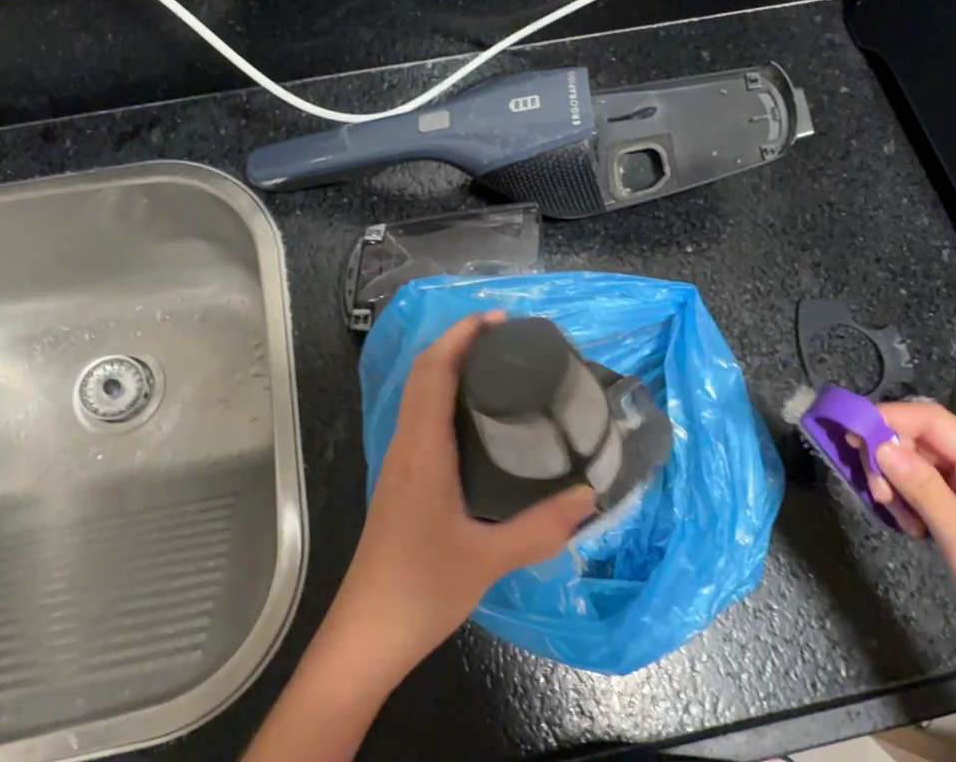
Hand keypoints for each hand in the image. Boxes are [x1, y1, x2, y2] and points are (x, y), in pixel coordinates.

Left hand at [323, 311, 595, 683]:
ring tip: (500, 367)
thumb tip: (589, 496)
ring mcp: (399, 466)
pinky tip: (479, 422)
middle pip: (424, 376)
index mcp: (422, 452)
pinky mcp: (402, 484)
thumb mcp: (489, 560)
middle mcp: (406, 448)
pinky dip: (447, 401)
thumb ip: (541, 528)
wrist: (366, 635)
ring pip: (420, 399)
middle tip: (510, 338)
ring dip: (451, 370)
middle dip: (461, 345)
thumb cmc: (421, 591)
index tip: (499, 319)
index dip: (461, 337)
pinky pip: (423, 423)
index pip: (434, 372)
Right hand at [867, 401, 955, 679]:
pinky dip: (910, 503)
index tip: (851, 431)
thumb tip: (881, 446)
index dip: (891, 419)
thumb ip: (924, 490)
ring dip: (898, 482)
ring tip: (892, 513)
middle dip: (890, 455)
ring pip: (924, 469)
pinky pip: (931, 494)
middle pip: (927, 442)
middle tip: (870, 487)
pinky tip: (909, 526)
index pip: (936, 423)